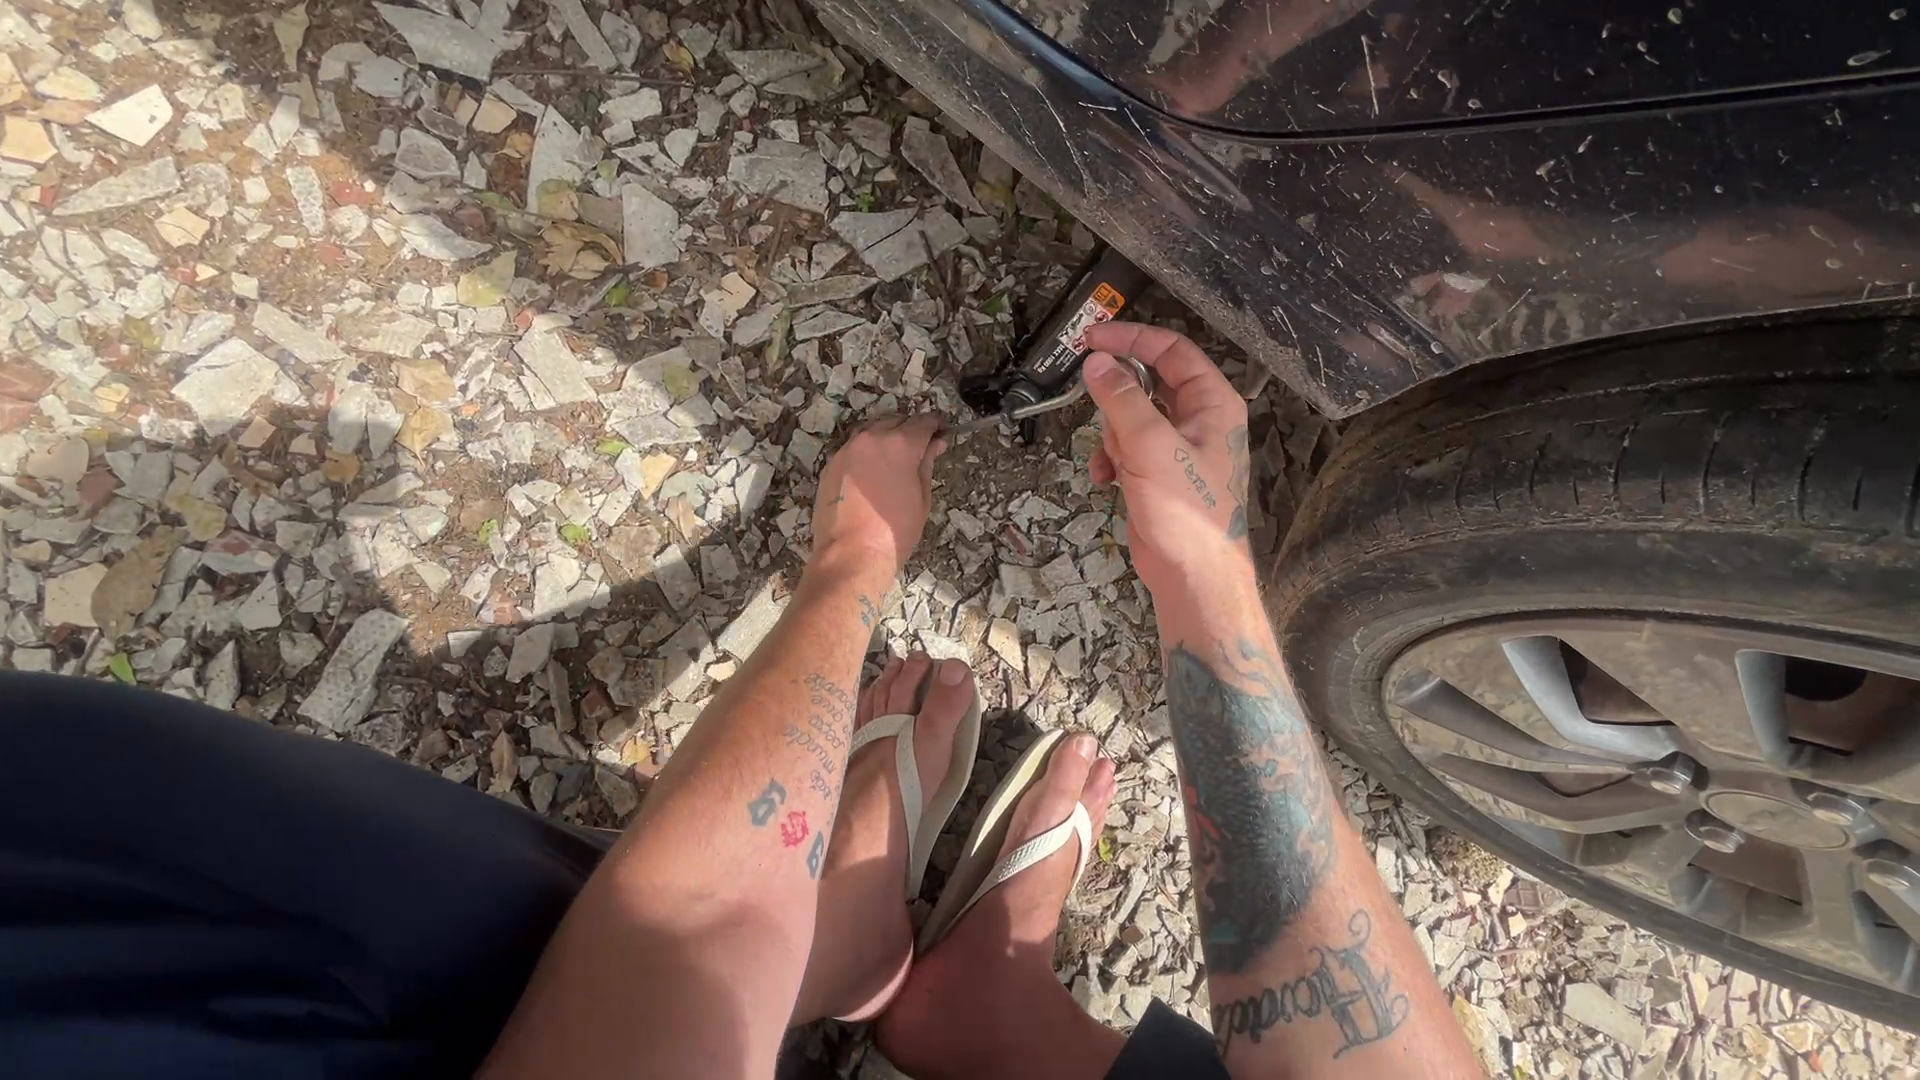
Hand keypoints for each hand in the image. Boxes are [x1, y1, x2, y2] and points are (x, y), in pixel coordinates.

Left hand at [811, 414, 945, 581]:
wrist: (851, 553)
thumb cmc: (894, 531)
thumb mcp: (921, 498)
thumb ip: (927, 464)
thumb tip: (935, 444)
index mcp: (900, 445)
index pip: (923, 422)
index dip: (934, 426)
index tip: (940, 432)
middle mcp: (872, 439)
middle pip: (896, 420)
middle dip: (910, 429)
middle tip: (920, 447)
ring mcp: (847, 450)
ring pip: (871, 430)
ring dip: (886, 436)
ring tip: (895, 458)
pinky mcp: (831, 464)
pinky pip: (853, 447)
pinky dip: (866, 451)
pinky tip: (872, 471)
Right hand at [1080, 322, 1253, 598]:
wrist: (1192, 575)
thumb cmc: (1186, 510)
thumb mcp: (1151, 446)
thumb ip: (1121, 400)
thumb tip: (1096, 362)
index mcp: (1213, 403)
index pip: (1172, 351)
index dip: (1132, 339)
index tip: (1092, 338)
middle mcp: (1197, 420)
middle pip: (1147, 384)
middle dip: (1117, 397)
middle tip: (1087, 392)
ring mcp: (1174, 448)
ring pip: (1129, 418)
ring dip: (1110, 436)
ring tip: (1115, 460)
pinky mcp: (1155, 474)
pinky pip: (1124, 450)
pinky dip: (1109, 460)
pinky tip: (1104, 480)